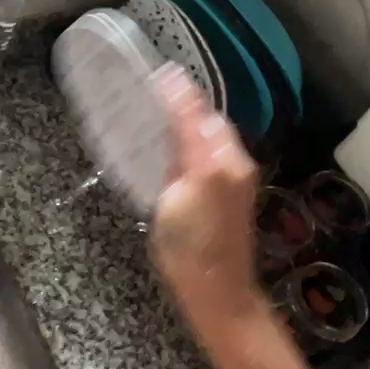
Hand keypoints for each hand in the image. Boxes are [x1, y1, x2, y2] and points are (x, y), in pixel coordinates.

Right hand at [148, 64, 265, 334]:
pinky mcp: (215, 200)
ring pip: (199, 141)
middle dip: (175, 106)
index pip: (200, 111)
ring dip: (175, 125)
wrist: (215, 294)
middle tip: (138, 93)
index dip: (177, 92)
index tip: (146, 74)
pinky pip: (197, 159)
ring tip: (142, 116)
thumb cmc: (194, 243)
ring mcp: (225, 184)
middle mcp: (231, 164)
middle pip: (202, 123)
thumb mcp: (184, 185)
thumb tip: (175, 87)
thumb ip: (184, 135)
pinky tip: (156, 152)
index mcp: (224, 158)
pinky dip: (178, 147)